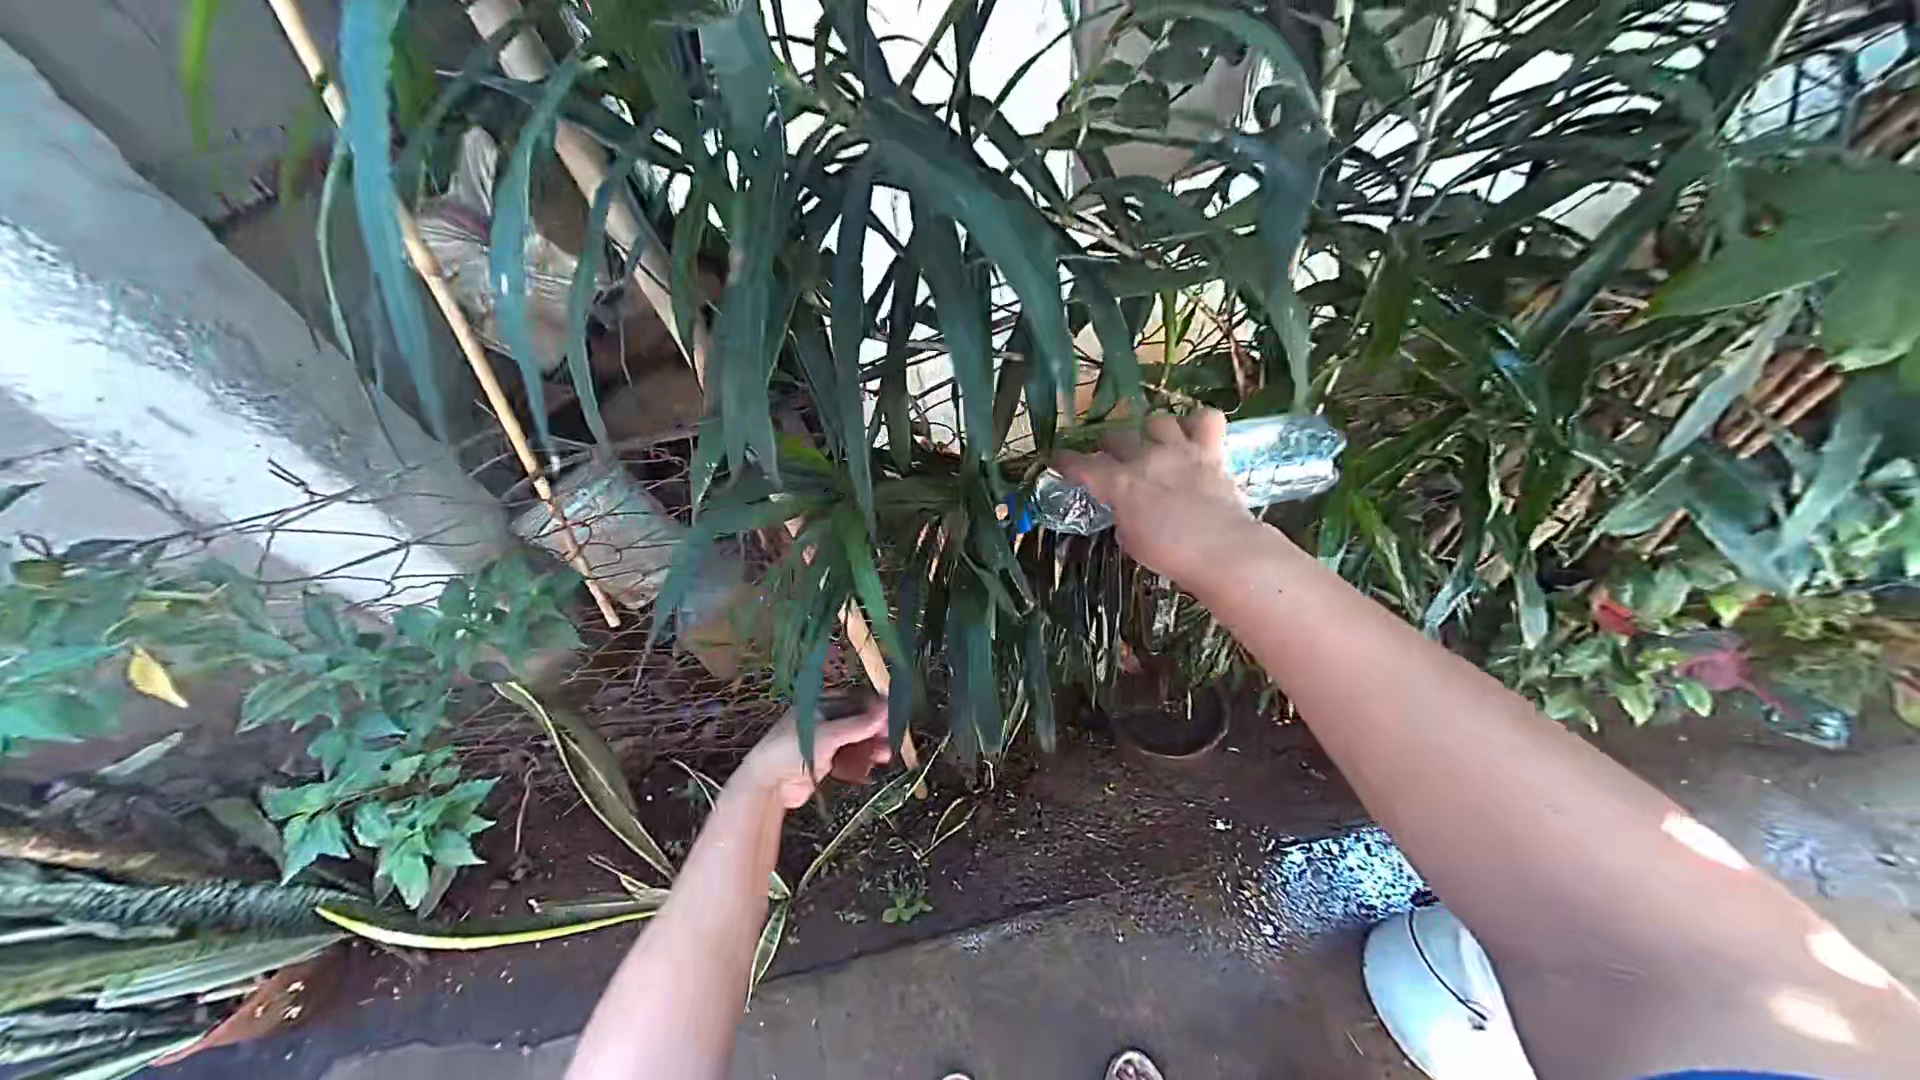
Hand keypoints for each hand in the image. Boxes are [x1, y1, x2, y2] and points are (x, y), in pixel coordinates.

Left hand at [732, 698, 892, 809]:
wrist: (767, 786)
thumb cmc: (791, 750)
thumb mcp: (827, 735)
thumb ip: (858, 724)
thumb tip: (886, 710)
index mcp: (818, 705)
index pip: (853, 700)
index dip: (873, 706)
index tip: (893, 712)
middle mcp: (822, 721)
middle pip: (856, 722)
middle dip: (875, 730)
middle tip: (891, 736)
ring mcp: (823, 743)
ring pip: (854, 742)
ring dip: (870, 747)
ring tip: (885, 756)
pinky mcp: (824, 764)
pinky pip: (848, 759)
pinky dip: (859, 762)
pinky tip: (870, 768)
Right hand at [1054, 409, 1263, 583]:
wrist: (1221, 551)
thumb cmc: (1169, 554)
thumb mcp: (1131, 540)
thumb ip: (1123, 517)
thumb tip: (1127, 509)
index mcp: (1119, 483)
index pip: (1082, 465)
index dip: (1066, 460)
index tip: (1057, 458)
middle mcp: (1145, 457)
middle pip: (1117, 435)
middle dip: (1108, 445)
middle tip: (1110, 457)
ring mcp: (1180, 450)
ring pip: (1158, 420)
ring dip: (1151, 430)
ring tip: (1153, 442)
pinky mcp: (1211, 452)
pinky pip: (1206, 419)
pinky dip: (1198, 422)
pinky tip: (1193, 434)